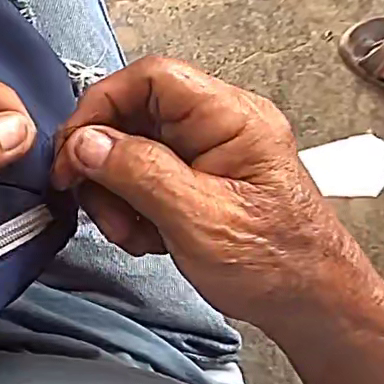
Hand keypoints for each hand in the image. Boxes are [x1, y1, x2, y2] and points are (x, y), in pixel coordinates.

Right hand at [50, 56, 372, 324]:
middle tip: (87, 195)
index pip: (151, 78)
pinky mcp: (191, 178)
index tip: (73, 146)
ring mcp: (203, 152)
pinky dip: (126, 206)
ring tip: (125, 227)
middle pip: (132, 113)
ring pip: (128, 147)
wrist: (309, 306)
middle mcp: (216, 125)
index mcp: (231, 119)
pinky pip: (138, 175)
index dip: (102, 103)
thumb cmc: (278, 266)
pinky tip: (143, 233)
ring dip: (111, 190)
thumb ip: (140, 173)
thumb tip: (86, 141)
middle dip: (102, 160)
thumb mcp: (200, 220)